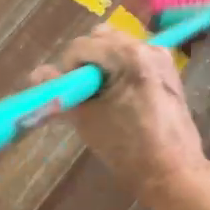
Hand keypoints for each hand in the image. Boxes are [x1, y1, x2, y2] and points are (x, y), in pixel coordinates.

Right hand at [31, 24, 209, 204]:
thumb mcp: (87, 120)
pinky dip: (119, 68)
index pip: (82, 46)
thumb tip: (36, 75)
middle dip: (84, 61)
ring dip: (101, 63)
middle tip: (80, 92)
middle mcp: (148, 47)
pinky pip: (134, 56)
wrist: (173, 171)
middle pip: (101, 38)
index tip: (66, 93)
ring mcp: (161, 56)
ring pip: (117, 45)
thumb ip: (62, 93)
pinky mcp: (167, 69)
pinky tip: (116, 95)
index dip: (66, 68)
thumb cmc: (129, 149)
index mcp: (130, 56)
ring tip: (98, 95)